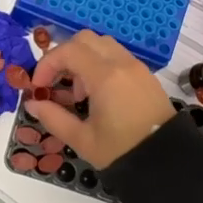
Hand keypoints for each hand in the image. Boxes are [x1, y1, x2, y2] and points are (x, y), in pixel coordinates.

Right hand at [24, 31, 173, 169]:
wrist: (168, 162)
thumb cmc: (122, 151)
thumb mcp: (82, 140)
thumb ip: (54, 118)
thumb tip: (33, 104)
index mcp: (105, 76)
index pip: (68, 51)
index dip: (47, 64)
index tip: (38, 86)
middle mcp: (122, 63)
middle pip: (85, 39)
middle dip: (64, 56)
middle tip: (56, 83)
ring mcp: (136, 67)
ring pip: (102, 45)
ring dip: (83, 59)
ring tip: (79, 93)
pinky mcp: (145, 75)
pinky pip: (117, 56)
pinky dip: (100, 64)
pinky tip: (98, 94)